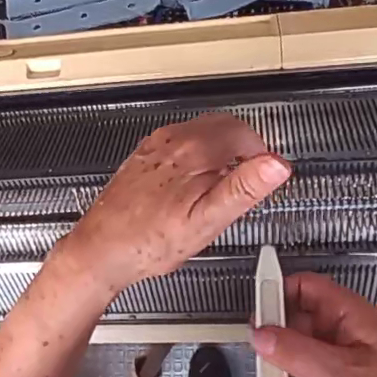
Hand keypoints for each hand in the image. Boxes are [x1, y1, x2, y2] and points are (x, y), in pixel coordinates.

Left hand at [52, 114, 291, 295]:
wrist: (101, 250)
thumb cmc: (147, 242)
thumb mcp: (207, 221)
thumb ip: (244, 188)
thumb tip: (275, 165)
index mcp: (194, 151)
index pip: (245, 134)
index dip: (262, 156)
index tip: (265, 176)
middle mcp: (172, 141)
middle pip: (224, 127)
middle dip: (243, 149)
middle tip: (250, 178)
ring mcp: (155, 147)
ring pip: (202, 133)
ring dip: (221, 150)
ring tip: (224, 184)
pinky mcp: (144, 157)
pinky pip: (180, 144)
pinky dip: (197, 157)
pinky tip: (193, 185)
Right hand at [253, 273, 376, 376]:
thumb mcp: (348, 375)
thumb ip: (300, 354)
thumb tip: (262, 334)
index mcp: (350, 316)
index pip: (304, 288)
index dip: (276, 298)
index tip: (255, 322)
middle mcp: (347, 335)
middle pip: (296, 335)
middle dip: (278, 366)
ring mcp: (348, 364)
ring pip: (302, 371)